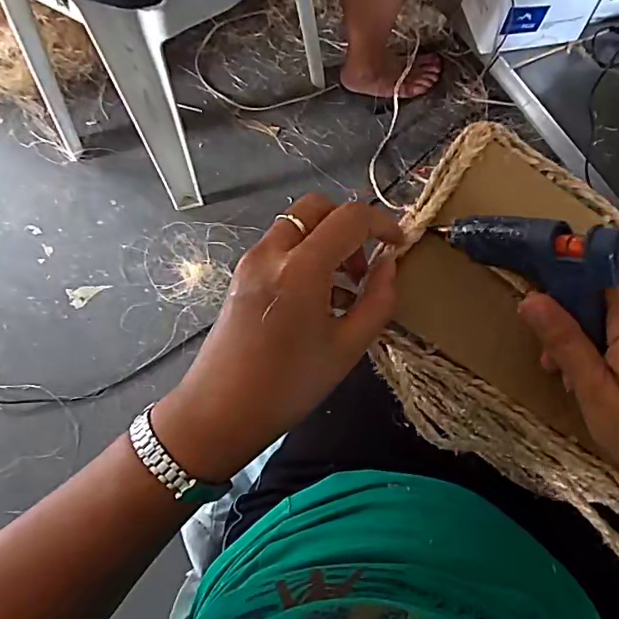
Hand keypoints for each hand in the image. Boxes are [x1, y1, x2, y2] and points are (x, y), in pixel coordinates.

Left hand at [151, 194, 402, 480]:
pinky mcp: (241, 275)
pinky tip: (320, 298)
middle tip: (366, 264)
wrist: (218, 412)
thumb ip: (378, 301)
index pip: (350, 218)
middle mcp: (272, 252)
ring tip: (345, 288)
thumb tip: (389, 266)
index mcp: (302, 268)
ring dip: (328, 240)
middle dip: (351, 224)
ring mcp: (251, 261)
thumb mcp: (348, 348)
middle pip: (318, 207)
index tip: (399, 243)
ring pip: (298, 224)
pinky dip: (307, 254)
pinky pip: (281, 246)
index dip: (382, 223)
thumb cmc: (289, 385)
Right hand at [518, 284, 618, 508]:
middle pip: (606, 301)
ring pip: (617, 322)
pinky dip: (610, 352)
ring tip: (572, 382)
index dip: (566, 286)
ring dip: (588, 343)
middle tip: (551, 365)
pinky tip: (598, 385)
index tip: (540, 315)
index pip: (599, 277)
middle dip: (572, 325)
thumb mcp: (592, 388)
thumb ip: (564, 340)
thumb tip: (531, 298)